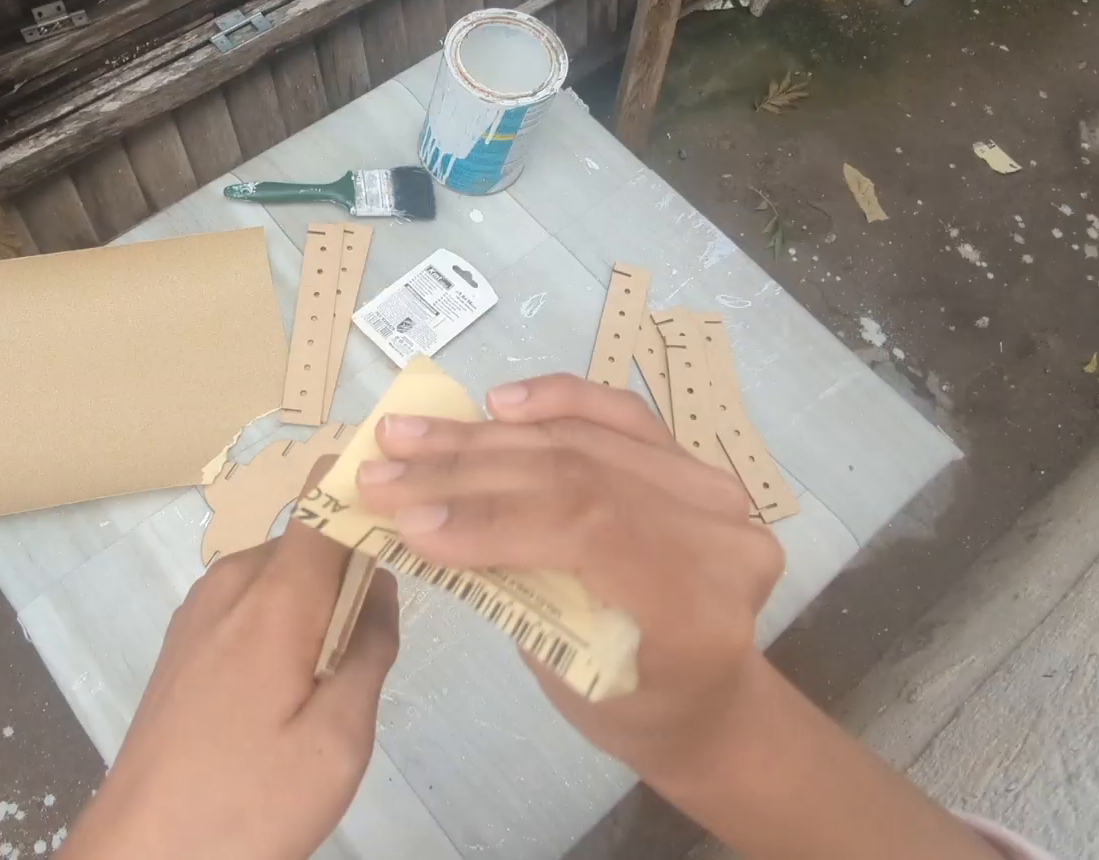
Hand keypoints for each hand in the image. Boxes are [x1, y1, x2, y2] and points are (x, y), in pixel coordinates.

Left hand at [62, 522, 399, 859]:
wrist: (142, 855)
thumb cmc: (246, 801)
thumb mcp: (338, 740)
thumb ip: (370, 648)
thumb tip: (379, 581)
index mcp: (274, 595)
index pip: (321, 500)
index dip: (361, 494)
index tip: (401, 522)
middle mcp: (231, 580)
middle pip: (309, 543)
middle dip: (348, 577)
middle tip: (364, 649)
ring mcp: (201, 604)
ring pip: (282, 573)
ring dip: (315, 606)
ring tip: (318, 684)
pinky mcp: (186, 633)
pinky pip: (252, 600)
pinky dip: (281, 622)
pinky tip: (277, 693)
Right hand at [357, 375, 1003, 859]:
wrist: (703, 692)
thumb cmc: (628, 700)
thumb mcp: (565, 670)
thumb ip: (509, 588)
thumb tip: (417, 519)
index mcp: (698, 607)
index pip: (586, 530)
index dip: (490, 517)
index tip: (406, 520)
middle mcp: (717, 534)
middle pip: (573, 474)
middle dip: (463, 470)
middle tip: (381, 470)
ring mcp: (705, 487)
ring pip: (578, 438)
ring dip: (480, 436)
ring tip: (407, 434)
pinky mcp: (684, 459)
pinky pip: (613, 410)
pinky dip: (551, 397)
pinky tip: (496, 402)